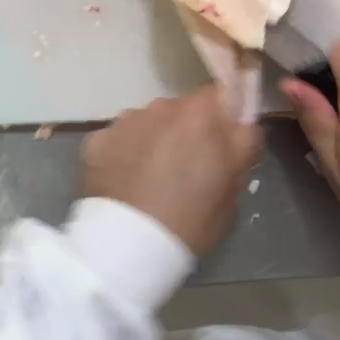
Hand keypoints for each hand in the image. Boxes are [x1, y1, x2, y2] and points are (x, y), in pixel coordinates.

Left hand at [82, 83, 262, 254]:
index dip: (223, 113)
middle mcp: (160, 107)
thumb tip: (241, 122)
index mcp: (200, 114)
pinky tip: (126, 182)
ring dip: (153, 139)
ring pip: (147, 122)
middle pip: (181, 108)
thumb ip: (242, 143)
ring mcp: (124, 121)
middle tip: (186, 165)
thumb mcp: (235, 185)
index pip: (221, 93)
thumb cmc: (192, 218)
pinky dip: (123, 154)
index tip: (221, 137)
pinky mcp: (96, 140)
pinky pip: (118, 139)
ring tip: (152, 176)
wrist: (128, 247)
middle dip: (186, 129)